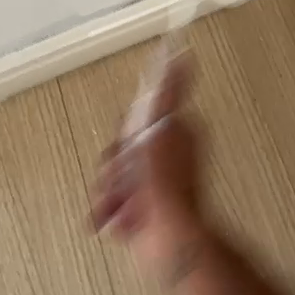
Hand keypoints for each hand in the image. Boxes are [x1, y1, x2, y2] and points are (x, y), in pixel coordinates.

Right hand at [90, 56, 210, 284]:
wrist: (169, 240)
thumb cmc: (167, 184)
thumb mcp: (163, 125)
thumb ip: (170, 90)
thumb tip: (186, 54)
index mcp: (174, 132)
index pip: (138, 118)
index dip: (127, 130)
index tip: (128, 141)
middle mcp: (164, 156)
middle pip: (122, 148)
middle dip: (114, 165)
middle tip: (120, 177)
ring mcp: (153, 184)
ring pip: (114, 178)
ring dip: (109, 192)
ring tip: (118, 204)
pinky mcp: (142, 209)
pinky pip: (114, 204)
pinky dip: (110, 212)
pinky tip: (116, 220)